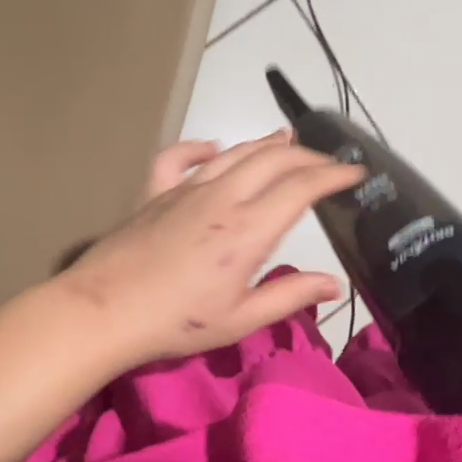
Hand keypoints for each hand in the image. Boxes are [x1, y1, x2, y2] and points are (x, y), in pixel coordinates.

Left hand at [60, 132, 365, 364]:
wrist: (104, 312)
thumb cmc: (178, 323)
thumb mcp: (243, 319)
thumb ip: (291, 295)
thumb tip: (335, 284)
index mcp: (248, 230)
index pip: (301, 187)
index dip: (334, 175)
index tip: (357, 173)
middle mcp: (221, 198)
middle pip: (273, 159)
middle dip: (308, 155)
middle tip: (329, 162)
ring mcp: (185, 190)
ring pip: (234, 152)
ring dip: (266, 144)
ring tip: (288, 139)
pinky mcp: (154, 193)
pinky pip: (179, 158)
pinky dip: (200, 147)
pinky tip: (212, 148)